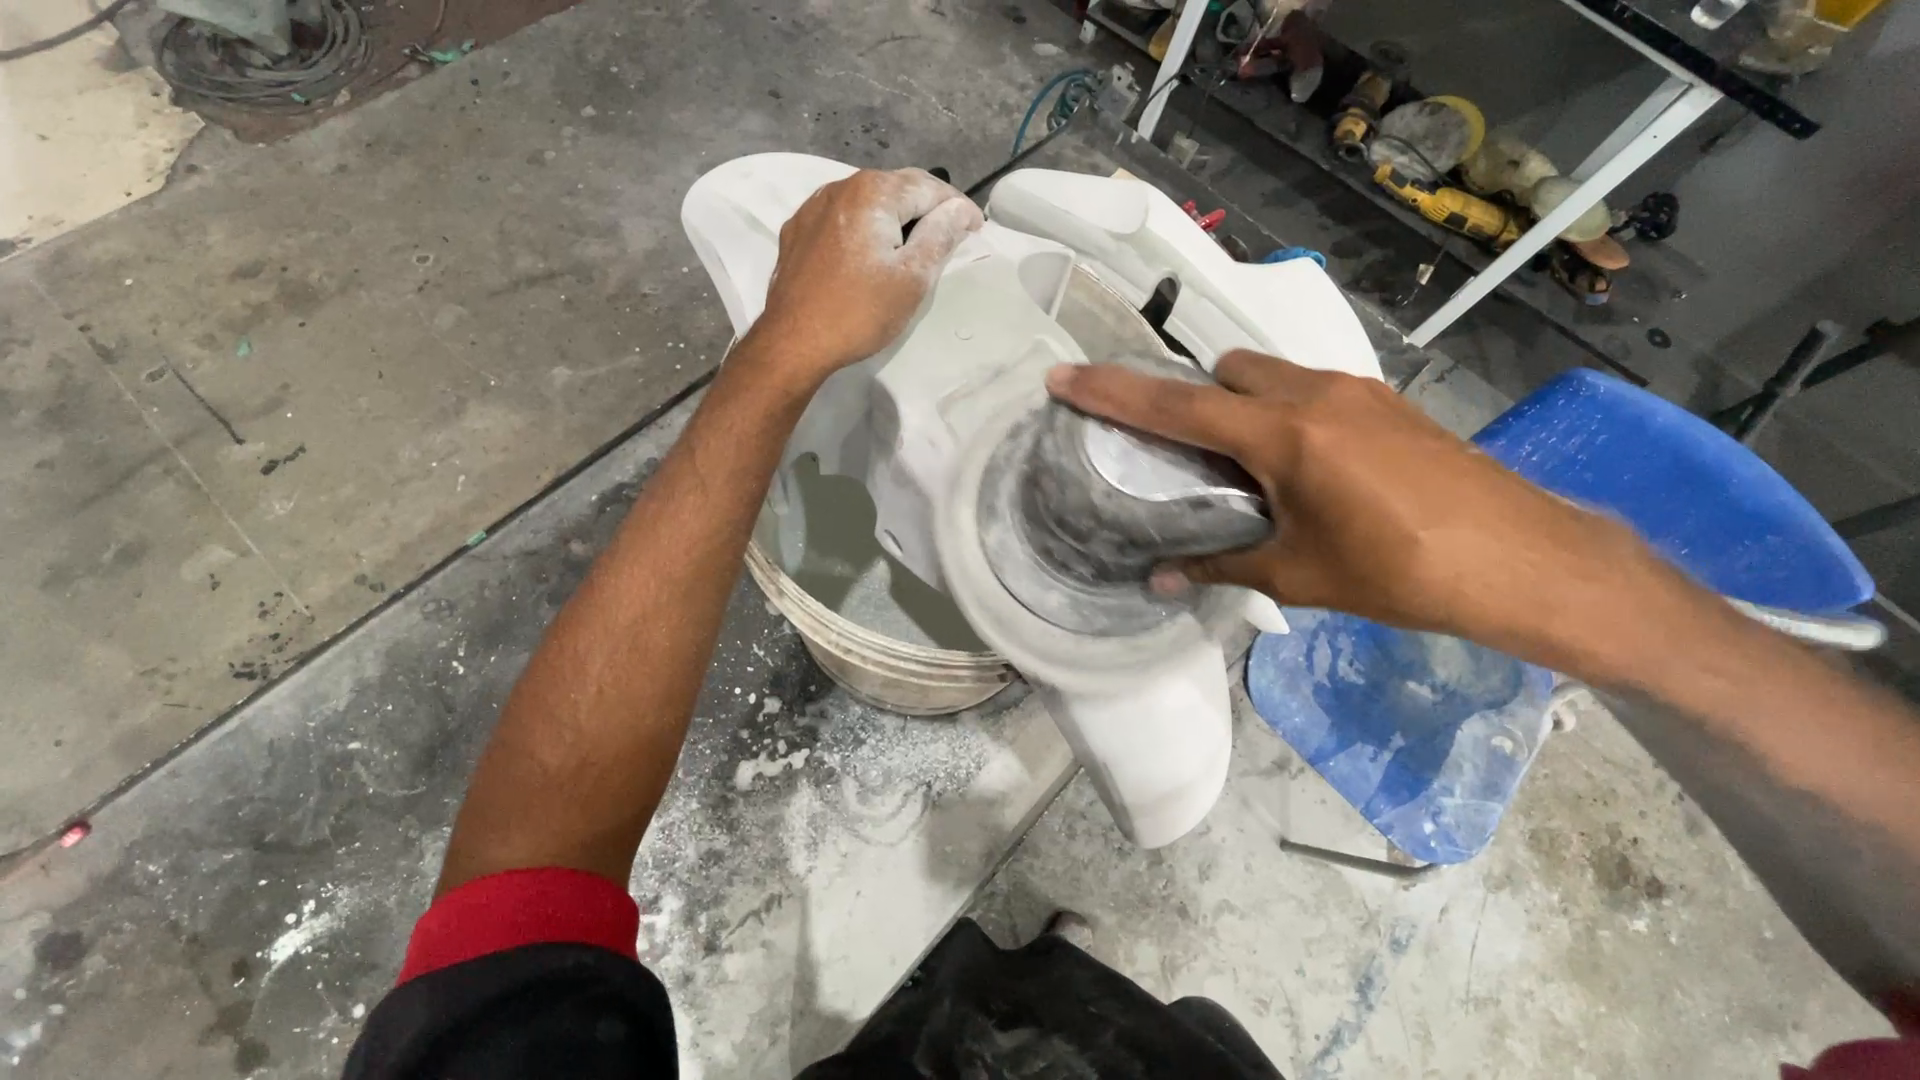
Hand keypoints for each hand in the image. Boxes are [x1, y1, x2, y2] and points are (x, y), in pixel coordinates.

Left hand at [749, 167, 982, 385]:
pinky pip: (842, 218)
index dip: (957, 207)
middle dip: (926, 207)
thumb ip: (941, 235)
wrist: (794, 342)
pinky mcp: (797, 231)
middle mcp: (841, 187)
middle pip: (897, 188)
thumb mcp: (912, 278)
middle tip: (950, 234)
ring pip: (867, 201)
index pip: (929, 187)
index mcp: (874, 192)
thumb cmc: (860, 312)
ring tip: (912, 243)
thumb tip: (960, 209)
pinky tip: (870, 250)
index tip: (975, 230)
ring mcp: (814, 208)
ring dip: (894, 216)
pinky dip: (864, 227)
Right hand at [1045, 350, 1695, 677]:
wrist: (1526, 561)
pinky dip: (1288, 415)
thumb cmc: (1403, 573)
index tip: (1062, 378)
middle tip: (1192, 457)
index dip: (1112, 393)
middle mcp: (1315, 395)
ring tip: (1252, 469)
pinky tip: (1310, 472)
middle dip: (1195, 399)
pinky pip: (1313, 389)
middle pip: (1225, 370)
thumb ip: (1221, 566)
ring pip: (1272, 374)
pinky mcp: (1389, 404)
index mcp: (1283, 436)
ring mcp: (1358, 392)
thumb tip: (1157, 579)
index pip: (1176, 406)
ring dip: (1244, 406)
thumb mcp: (1300, 576)